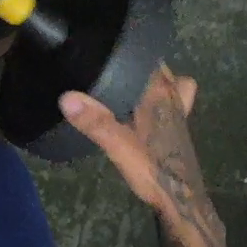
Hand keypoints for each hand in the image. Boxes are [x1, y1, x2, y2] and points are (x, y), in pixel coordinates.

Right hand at [59, 66, 222, 242]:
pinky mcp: (177, 125)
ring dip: (151, 76)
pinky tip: (139, 105)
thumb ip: (94, 121)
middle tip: (105, 62)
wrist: (181, 200)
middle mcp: (172, 95)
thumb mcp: (118, 145)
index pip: (145, 58)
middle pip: (156, 66)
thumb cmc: (153, 169)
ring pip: (169, 80)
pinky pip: (172, 97)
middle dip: (135, 60)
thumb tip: (66, 97)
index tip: (100, 45)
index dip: (125, 49)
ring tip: (123, 81)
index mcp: (159, 94)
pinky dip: (160, 94)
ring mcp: (179, 110)